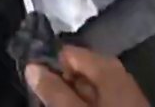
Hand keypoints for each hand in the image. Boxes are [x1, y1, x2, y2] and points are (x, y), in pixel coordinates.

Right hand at [26, 46, 151, 106]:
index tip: (35, 85)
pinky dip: (84, 106)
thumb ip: (54, 91)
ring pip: (87, 90)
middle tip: (44, 102)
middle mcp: (115, 73)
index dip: (49, 67)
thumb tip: (31, 66)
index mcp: (106, 66)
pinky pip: (98, 102)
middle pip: (77, 71)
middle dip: (60, 87)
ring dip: (70, 100)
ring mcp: (122, 94)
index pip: (67, 53)